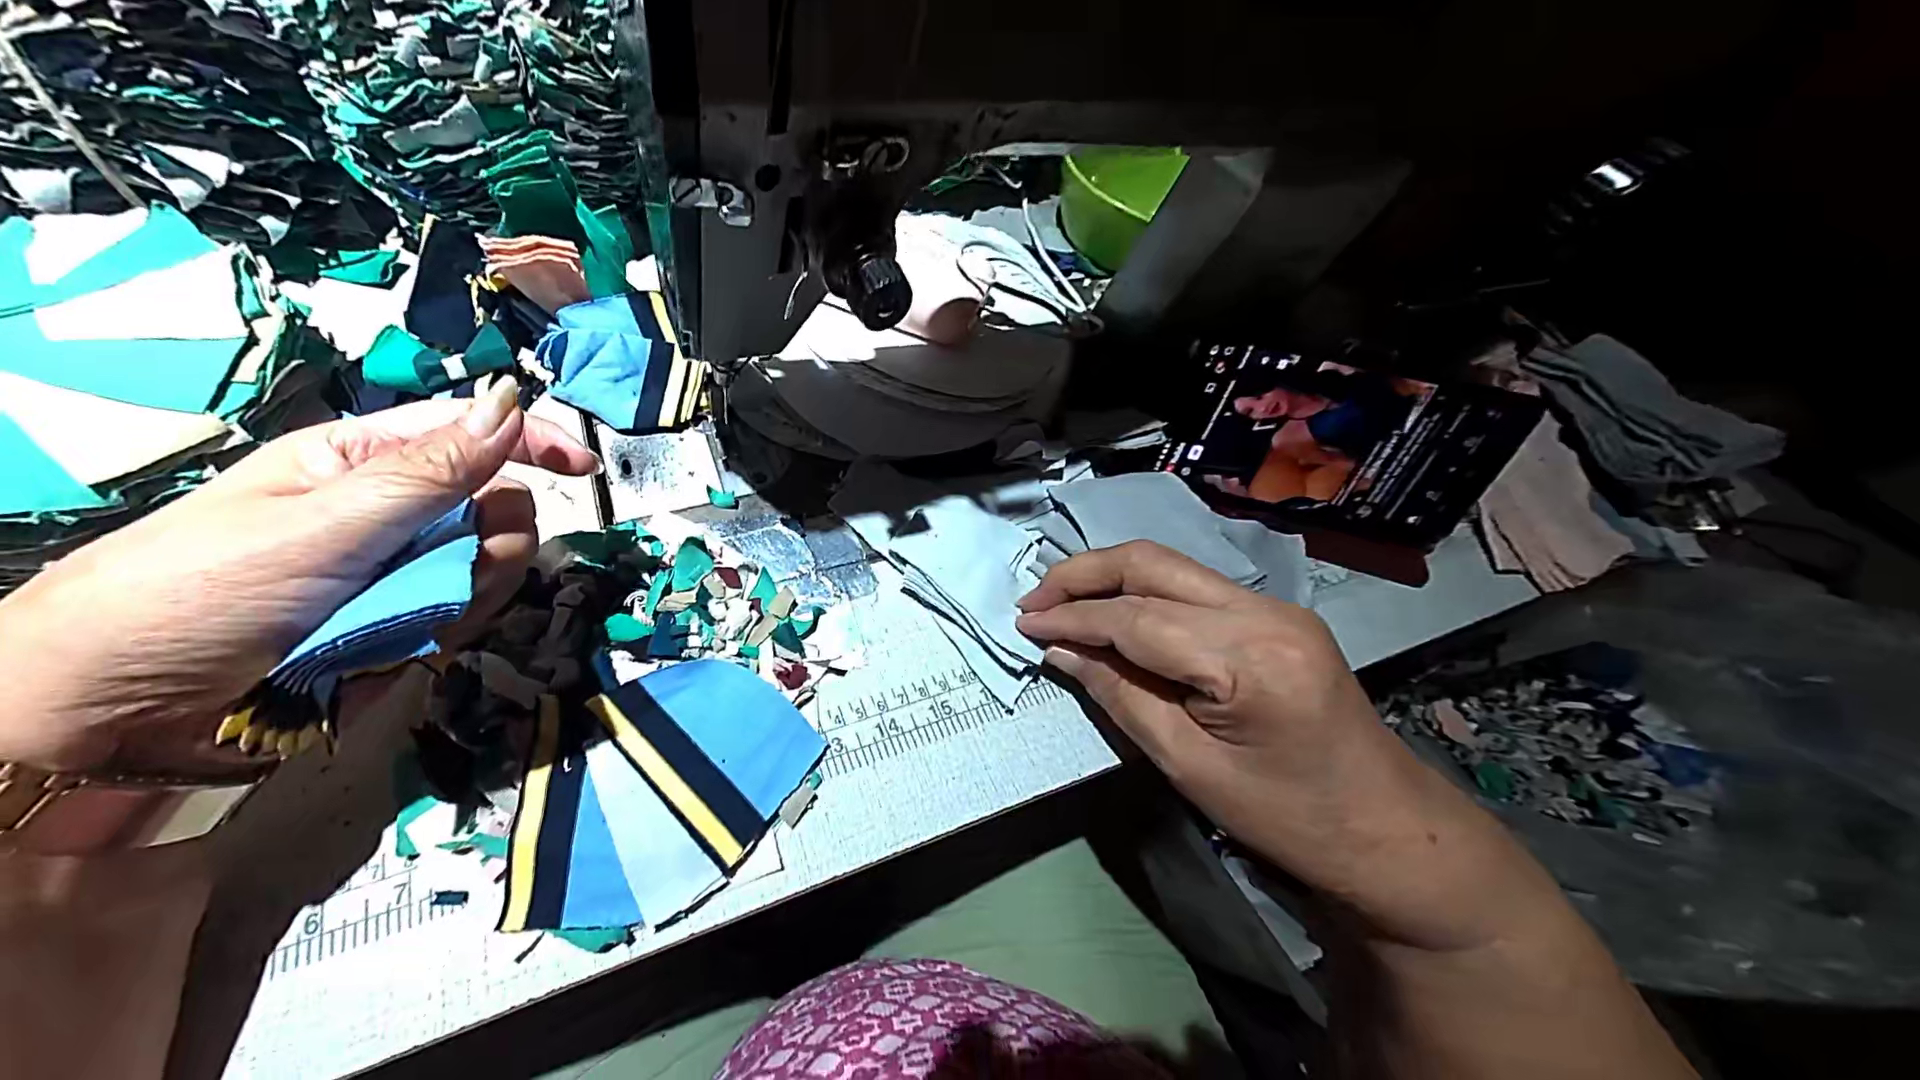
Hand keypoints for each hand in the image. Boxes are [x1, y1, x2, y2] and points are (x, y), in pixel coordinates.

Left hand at [0, 380, 597, 778]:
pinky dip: (450, 625)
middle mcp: (397, 512)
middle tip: (446, 568)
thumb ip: (433, 469)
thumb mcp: (324, 522)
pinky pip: (472, 611)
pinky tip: (401, 642)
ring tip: (404, 614)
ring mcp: (407, 571)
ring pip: (496, 564)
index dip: (533, 441)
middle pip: (500, 508)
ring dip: (468, 589)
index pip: (471, 432)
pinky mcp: (412, 621)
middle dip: (488, 540)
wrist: (116, 720)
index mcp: (364, 462)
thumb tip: (511, 400)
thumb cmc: (203, 593)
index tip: (583, 468)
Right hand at [1016, 540, 1559, 952]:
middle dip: (1084, 574)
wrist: (1387, 828)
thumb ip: (1120, 695)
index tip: (1024, 623)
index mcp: (1248, 657)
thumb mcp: (1188, 766)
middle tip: (1034, 600)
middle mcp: (1264, 611)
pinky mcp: (1275, 615)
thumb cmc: (1287, 817)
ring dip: (1109, 577)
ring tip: (1060, 602)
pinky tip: (1112, 613)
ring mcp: (1275, 607)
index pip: (1136, 616)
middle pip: (1153, 564)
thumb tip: (1062, 650)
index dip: (1073, 617)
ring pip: (1171, 566)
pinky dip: (1141, 594)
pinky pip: (1192, 588)